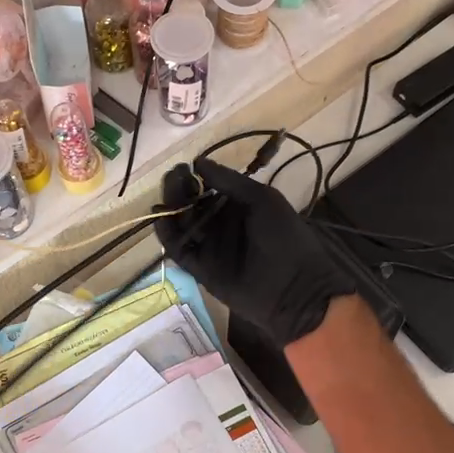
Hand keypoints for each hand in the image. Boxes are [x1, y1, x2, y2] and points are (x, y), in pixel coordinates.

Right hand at [155, 158, 355, 346]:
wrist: (293, 290)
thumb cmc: (283, 238)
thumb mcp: (262, 200)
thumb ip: (230, 181)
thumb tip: (199, 162)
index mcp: (239, 206)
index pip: (210, 188)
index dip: (196, 177)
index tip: (185, 167)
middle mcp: (222, 224)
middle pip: (193, 204)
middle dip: (180, 190)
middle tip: (172, 178)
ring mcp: (211, 247)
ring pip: (183, 225)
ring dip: (172, 209)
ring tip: (163, 196)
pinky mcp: (200, 269)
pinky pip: (179, 250)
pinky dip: (168, 235)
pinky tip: (161, 218)